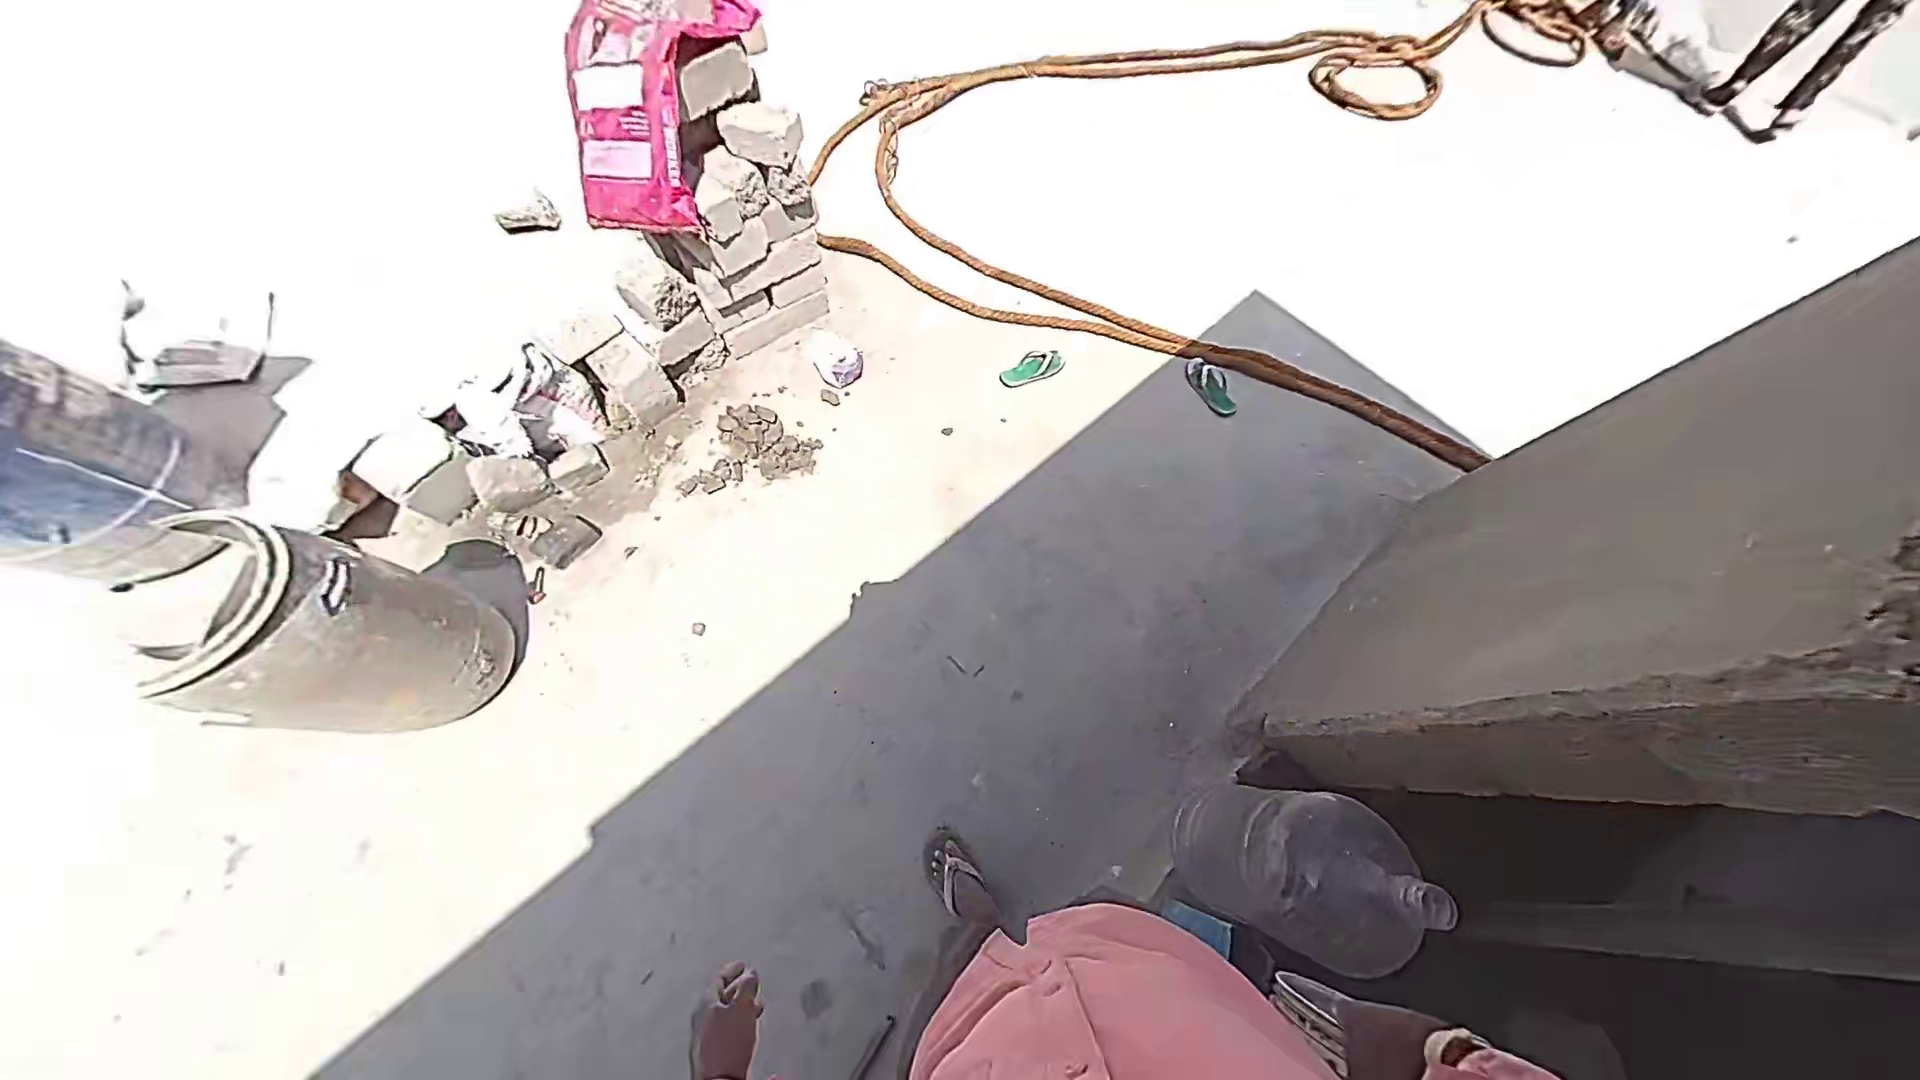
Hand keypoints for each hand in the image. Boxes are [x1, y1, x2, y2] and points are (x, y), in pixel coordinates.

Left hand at [690, 961, 762, 1079]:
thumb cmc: (727, 1045)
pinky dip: (738, 1020)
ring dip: (742, 1005)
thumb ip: (748, 985)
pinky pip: (726, 1025)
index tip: (743, 965)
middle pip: (722, 993)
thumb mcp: (743, 1006)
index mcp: (705, 1002)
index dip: (734, 968)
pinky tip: (748, 1025)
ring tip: (755, 1006)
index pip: (719, 976)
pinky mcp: (712, 1048)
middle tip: (753, 984)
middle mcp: (702, 1016)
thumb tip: (750, 974)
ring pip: (725, 1010)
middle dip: (740, 987)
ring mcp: (705, 1034)